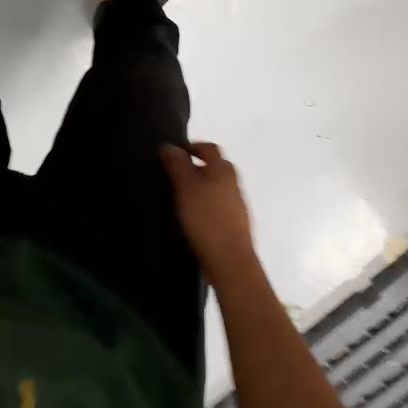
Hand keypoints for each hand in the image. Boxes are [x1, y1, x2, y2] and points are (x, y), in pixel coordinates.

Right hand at [160, 142, 259, 283]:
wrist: (230, 260)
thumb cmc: (205, 218)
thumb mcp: (185, 187)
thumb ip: (177, 164)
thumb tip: (170, 146)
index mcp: (222, 170)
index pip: (209, 148)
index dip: (192, 146)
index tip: (174, 153)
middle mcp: (234, 183)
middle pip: (216, 166)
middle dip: (197, 166)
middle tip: (176, 174)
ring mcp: (237, 205)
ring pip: (218, 187)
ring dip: (202, 187)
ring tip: (181, 198)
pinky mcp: (236, 225)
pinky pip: (219, 206)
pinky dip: (207, 205)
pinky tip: (194, 219)